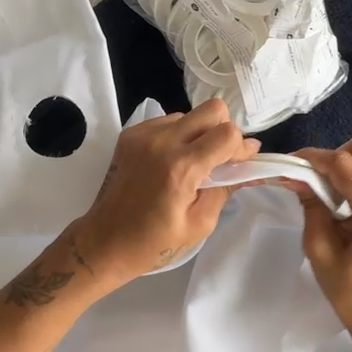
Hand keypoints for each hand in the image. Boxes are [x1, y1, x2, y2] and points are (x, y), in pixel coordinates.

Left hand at [70, 98, 258, 286]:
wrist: (104, 241)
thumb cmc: (153, 242)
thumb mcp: (200, 223)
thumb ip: (226, 188)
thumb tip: (247, 162)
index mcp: (181, 167)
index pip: (227, 134)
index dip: (240, 148)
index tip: (240, 164)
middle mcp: (162, 142)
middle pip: (212, 109)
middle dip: (223, 131)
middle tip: (218, 159)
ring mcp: (143, 134)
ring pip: (189, 114)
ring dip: (198, 133)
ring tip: (190, 164)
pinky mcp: (130, 134)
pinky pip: (167, 121)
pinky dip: (176, 136)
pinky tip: (169, 162)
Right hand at [293, 133, 351, 334]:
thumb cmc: (348, 287)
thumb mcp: (319, 246)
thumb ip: (310, 203)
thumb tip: (295, 174)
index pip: (343, 164)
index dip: (312, 159)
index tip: (289, 163)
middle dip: (333, 157)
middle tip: (315, 180)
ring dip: (344, 165)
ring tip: (327, 192)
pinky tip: (342, 199)